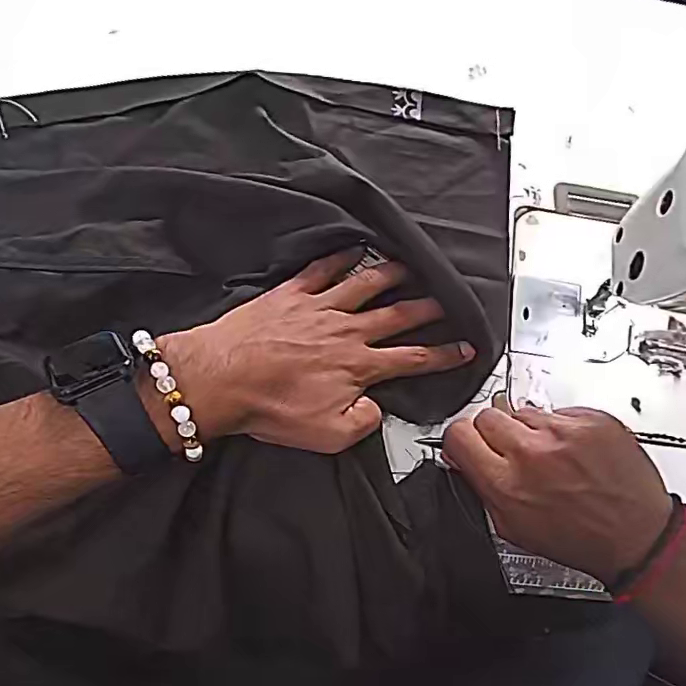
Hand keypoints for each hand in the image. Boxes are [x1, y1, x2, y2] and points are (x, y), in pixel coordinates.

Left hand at [159, 249, 476, 454]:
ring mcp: (319, 307)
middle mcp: (345, 331)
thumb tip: (375, 408)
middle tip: (447, 301)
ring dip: (393, 275)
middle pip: (398, 315)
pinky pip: (323, 268)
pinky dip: (342, 257)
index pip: (413, 358)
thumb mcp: (327, 434)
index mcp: (358, 366)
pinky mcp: (291, 294)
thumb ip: (362, 421)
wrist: (222, 380)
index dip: (443, 354)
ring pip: (367, 284)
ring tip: (411, 267)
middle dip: (428, 308)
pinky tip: (353, 250)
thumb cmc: (268, 405)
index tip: (462, 348)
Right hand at [443, 404, 672, 583]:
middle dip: (492, 433)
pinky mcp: (592, 419)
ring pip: (522, 410)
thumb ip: (481, 489)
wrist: (638, 537)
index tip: (467, 445)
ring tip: (549, 456)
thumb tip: (463, 460)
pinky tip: (572, 452)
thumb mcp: (513, 528)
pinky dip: (561, 428)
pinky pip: (558, 411)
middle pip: (486, 415)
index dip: (460, 440)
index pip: (458, 433)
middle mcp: (533, 453)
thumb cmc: (581, 539)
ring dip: (528, 430)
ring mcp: (564, 432)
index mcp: (507, 484)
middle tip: (510, 452)